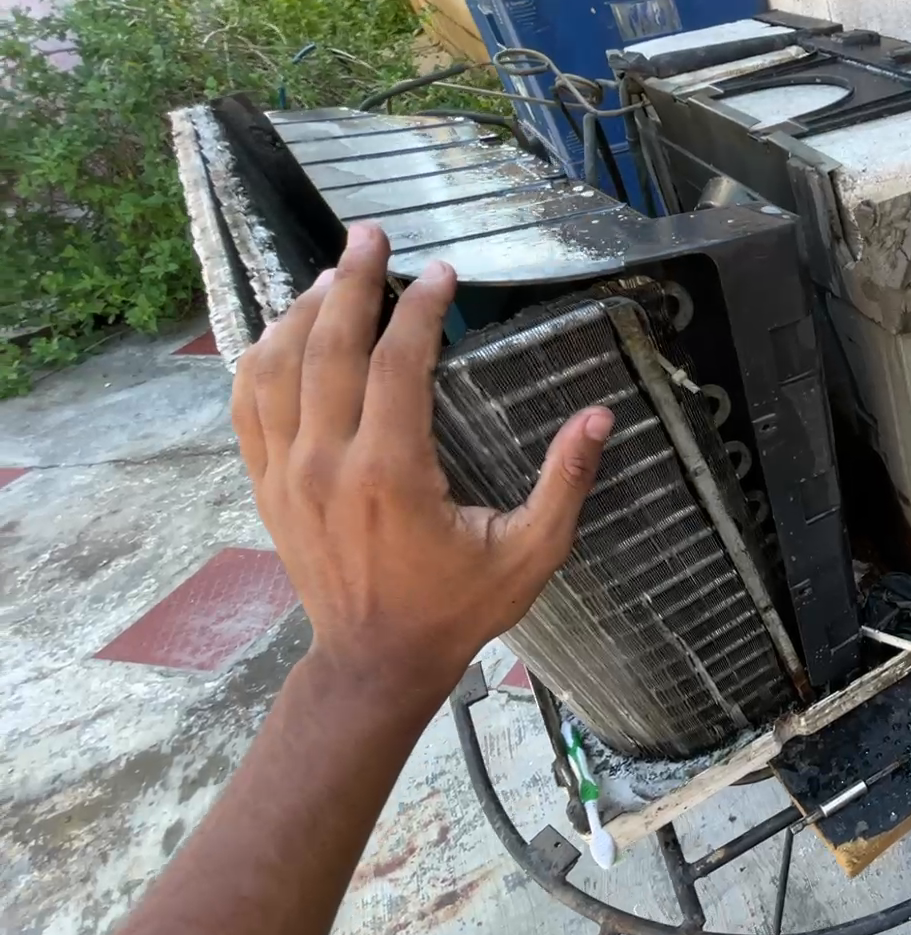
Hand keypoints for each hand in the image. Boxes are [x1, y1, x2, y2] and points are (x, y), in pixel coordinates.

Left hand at [231, 225, 611, 704]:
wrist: (380, 658)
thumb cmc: (464, 605)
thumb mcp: (534, 549)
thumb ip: (565, 480)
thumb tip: (598, 417)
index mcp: (392, 472)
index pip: (398, 364)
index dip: (421, 311)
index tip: (445, 275)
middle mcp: (327, 461)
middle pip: (326, 346)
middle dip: (354, 283)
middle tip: (374, 237)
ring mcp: (286, 471)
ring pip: (274, 366)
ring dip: (303, 310)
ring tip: (335, 274)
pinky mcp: (269, 485)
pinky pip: (249, 403)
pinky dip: (261, 355)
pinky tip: (283, 334)